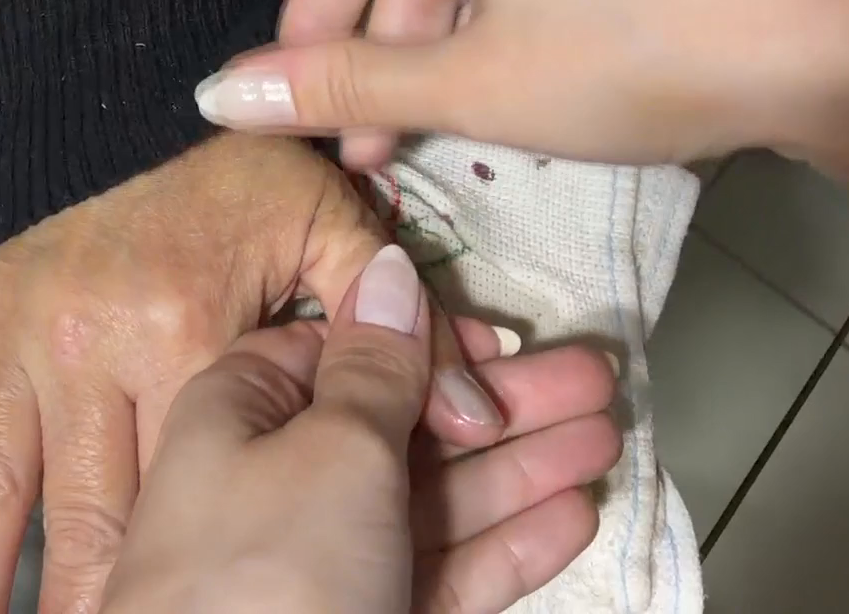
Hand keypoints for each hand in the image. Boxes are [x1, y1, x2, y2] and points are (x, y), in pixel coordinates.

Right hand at [0, 134, 505, 612]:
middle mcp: (85, 345)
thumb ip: (391, 318)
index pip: (190, 495)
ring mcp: (14, 336)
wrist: (124, 124)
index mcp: (182, 331)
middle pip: (86, 515)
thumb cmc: (230, 185)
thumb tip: (474, 421)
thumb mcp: (329, 224)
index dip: (186, 593)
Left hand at [103, 247, 617, 613]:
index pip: (335, 347)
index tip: (500, 340)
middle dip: (495, 401)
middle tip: (598, 379)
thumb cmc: (271, 568)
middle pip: (396, 419)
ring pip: (428, 490)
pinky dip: (502, 540)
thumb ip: (373, 366)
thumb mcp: (329, 449)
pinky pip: (440, 562)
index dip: (416, 340)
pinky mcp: (367, 613)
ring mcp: (322, 549)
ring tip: (605, 431)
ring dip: (514, 464)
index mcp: (242, 406)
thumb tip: (389, 268)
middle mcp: (275, 468)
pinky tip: (570, 512)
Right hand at [193, 0, 848, 171]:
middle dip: (379, 52)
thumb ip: (329, 87)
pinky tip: (526, 72)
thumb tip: (211, 97)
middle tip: (368, 138)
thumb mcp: (462, 83)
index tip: (297, 92)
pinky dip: (510, 12)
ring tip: (440, 125)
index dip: (304, 18)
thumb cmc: (630, 50)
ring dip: (443, 43)